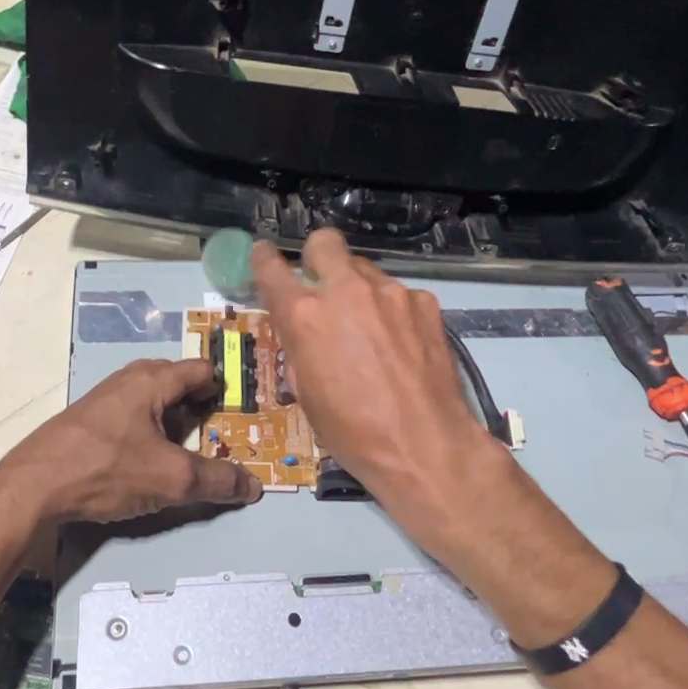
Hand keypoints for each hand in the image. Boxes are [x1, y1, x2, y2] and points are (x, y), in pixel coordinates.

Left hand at [0, 358, 262, 523]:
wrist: (32, 487)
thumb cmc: (106, 470)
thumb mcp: (171, 479)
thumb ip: (216, 480)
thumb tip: (255, 486)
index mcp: (153, 379)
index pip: (202, 371)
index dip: (225, 391)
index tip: (241, 417)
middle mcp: (130, 379)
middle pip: (178, 383)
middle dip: (201, 407)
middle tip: (219, 437)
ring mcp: (105, 399)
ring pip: (153, 402)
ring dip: (174, 423)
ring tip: (187, 454)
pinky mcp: (88, 422)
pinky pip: (132, 418)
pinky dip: (149, 433)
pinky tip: (148, 464)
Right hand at [249, 231, 512, 541]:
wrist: (425, 446)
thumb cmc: (352, 432)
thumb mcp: (305, 392)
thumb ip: (297, 346)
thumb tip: (299, 328)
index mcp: (306, 316)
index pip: (272, 269)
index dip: (262, 258)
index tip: (263, 255)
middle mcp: (346, 291)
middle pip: (324, 242)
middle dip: (317, 256)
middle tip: (321, 283)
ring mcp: (390, 293)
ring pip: (364, 270)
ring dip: (357, 289)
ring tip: (368, 328)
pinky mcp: (424, 302)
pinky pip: (398, 294)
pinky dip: (392, 310)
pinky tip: (401, 343)